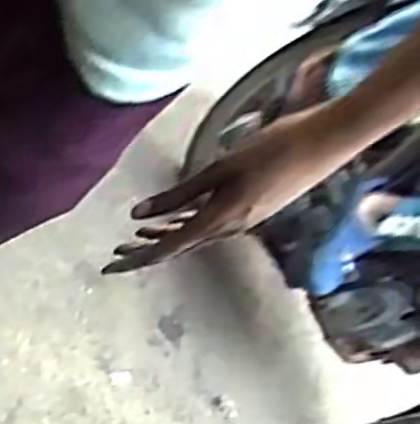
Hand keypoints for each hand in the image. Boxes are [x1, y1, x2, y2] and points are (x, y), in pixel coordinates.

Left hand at [105, 107, 354, 272]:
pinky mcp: (253, 210)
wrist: (339, 132)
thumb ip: (175, 196)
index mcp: (215, 222)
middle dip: (141, 252)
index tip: (106, 268)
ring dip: (160, 238)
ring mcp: (242, 221)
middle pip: (172, 249)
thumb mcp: (218, 169)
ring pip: (189, 238)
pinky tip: (168, 221)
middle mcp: (226, 229)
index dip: (131, 261)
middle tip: (114, 253)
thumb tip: (135, 215)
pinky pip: (208, 226)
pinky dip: (183, 226)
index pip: (161, 251)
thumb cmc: (277, 146)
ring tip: (132, 238)